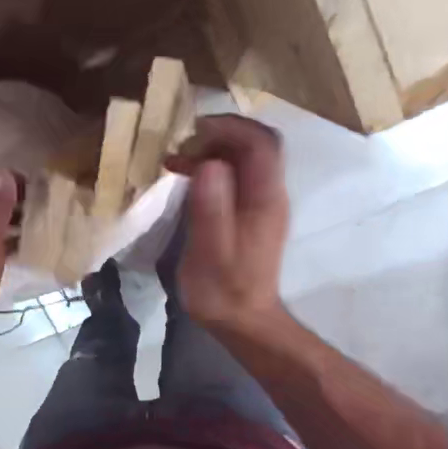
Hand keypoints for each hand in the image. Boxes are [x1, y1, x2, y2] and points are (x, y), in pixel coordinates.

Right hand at [165, 115, 289, 335]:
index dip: (228, 127)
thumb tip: (208, 164)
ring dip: (213, 149)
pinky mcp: (252, 211)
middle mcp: (270, 193)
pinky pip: (237, 174)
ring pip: (245, 156)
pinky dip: (212, 166)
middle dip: (219, 134)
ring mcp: (263, 202)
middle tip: (182, 145)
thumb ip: (211, 208)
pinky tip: (186, 176)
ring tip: (177, 160)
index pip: (259, 142)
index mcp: (264, 198)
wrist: (244, 321)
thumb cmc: (224, 290)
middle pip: (256, 142)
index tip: (191, 132)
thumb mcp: (211, 252)